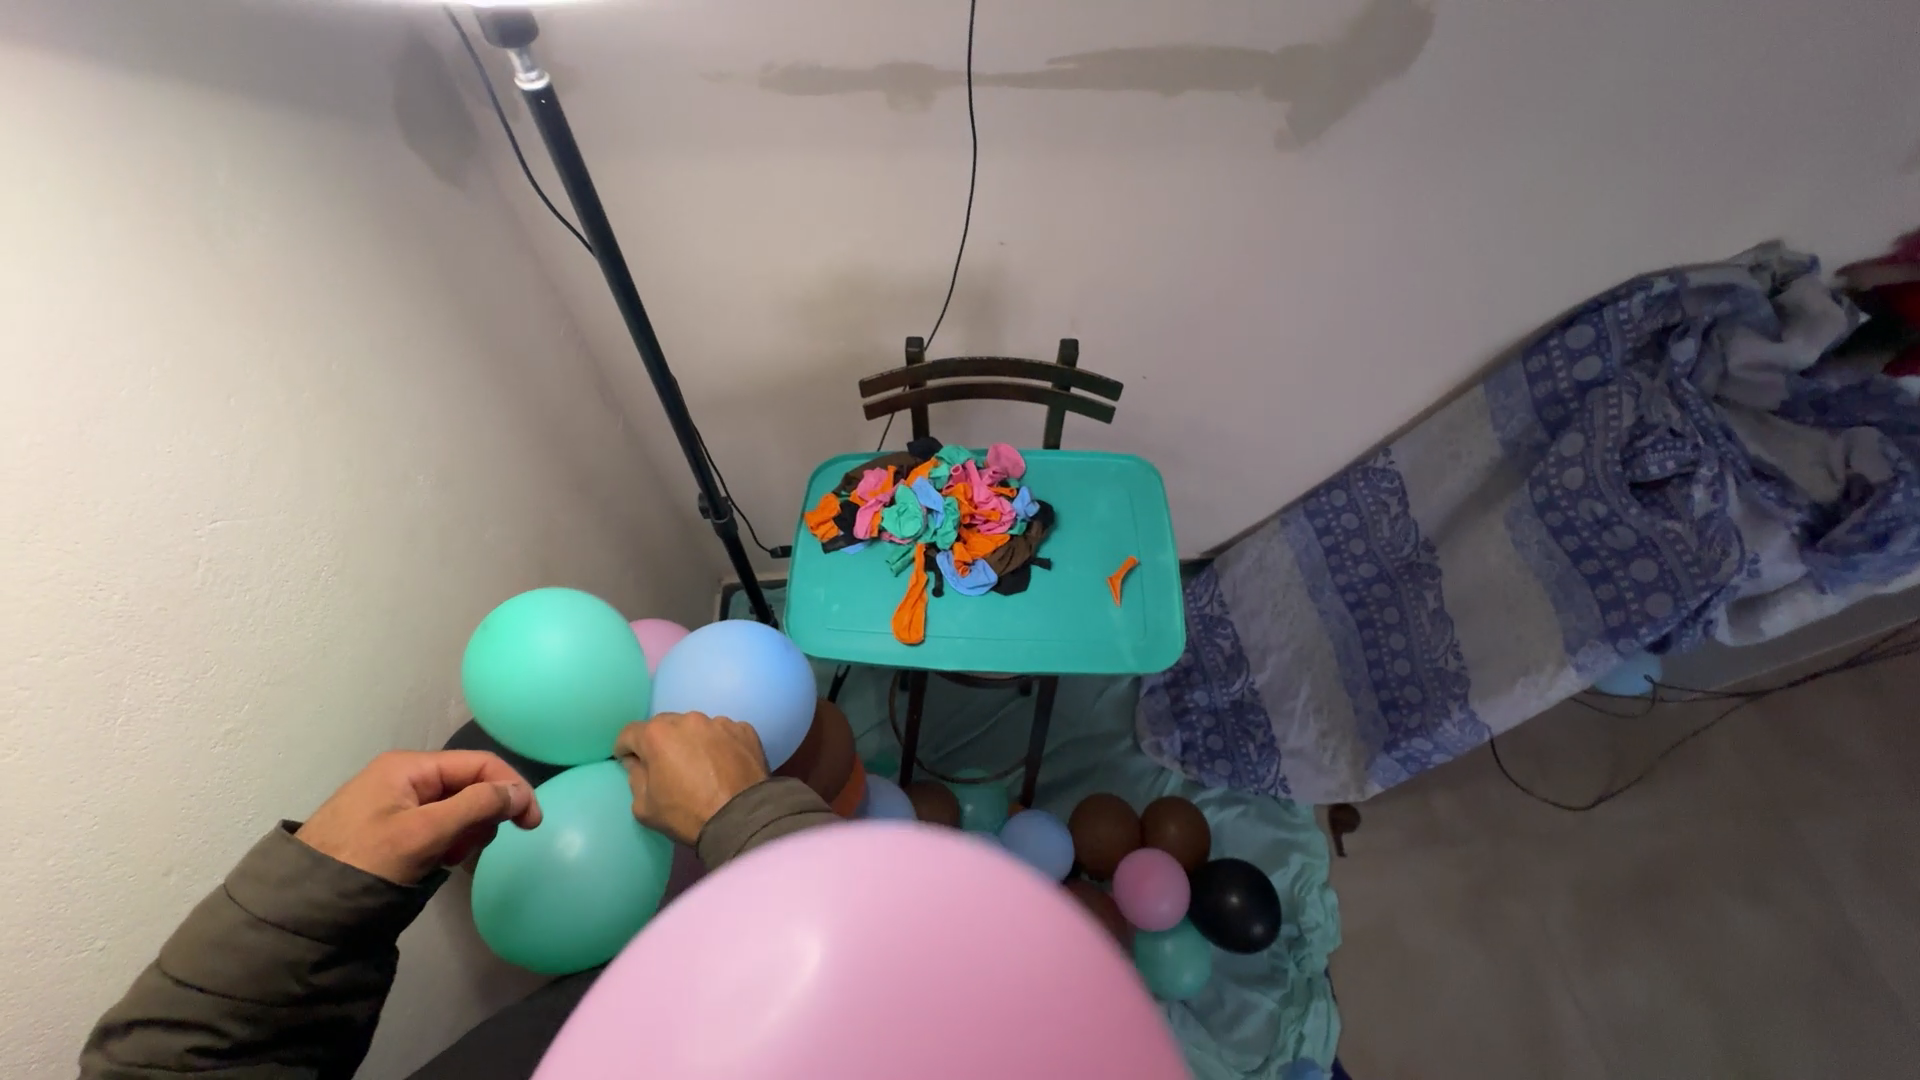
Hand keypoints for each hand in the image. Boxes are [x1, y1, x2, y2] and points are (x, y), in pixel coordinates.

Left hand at [295, 751, 541, 884]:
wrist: (296, 915)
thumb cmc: (362, 864)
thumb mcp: (425, 833)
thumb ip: (477, 806)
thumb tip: (519, 793)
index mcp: (409, 767)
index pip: (481, 764)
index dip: (513, 788)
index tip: (531, 823)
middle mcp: (404, 778)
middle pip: (470, 785)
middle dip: (482, 815)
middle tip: (474, 848)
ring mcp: (396, 804)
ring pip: (457, 808)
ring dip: (465, 832)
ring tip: (449, 858)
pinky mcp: (390, 829)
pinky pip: (438, 825)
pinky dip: (447, 842)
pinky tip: (436, 862)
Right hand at [615, 712, 767, 844]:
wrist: (741, 817)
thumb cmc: (687, 814)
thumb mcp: (644, 806)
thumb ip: (635, 777)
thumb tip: (636, 762)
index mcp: (658, 735)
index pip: (630, 733)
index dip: (625, 748)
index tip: (629, 761)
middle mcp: (689, 720)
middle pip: (664, 725)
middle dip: (659, 741)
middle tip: (664, 764)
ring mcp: (720, 722)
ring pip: (696, 727)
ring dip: (692, 741)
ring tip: (699, 765)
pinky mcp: (744, 729)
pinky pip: (723, 732)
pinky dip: (719, 744)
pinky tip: (723, 764)